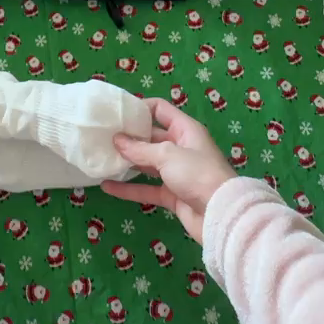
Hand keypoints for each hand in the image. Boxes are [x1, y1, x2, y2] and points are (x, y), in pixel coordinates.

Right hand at [100, 97, 235, 242]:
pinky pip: (146, 188)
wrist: (222, 215)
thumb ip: (140, 148)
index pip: (159, 110)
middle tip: (102, 136)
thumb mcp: (167, 155)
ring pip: (146, 163)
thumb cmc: (197, 173)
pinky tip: (107, 186)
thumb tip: (116, 140)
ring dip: (126, 162)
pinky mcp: (171, 195)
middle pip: (150, 137)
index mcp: (185, 130)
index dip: (139, 108)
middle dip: (128, 137)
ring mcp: (176, 172)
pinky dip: (129, 188)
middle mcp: (180, 148)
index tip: (116, 113)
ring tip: (102, 158)